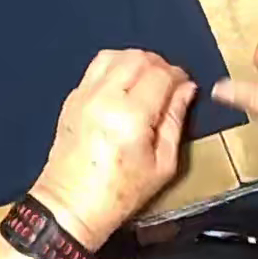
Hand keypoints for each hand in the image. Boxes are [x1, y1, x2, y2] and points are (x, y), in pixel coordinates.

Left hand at [30, 50, 195, 249]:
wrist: (71, 202)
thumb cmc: (121, 191)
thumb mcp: (163, 163)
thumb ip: (175, 119)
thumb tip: (186, 89)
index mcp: (130, 115)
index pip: (160, 74)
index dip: (178, 75)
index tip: (185, 85)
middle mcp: (103, 97)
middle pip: (135, 57)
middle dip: (158, 64)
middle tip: (168, 82)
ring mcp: (82, 94)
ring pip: (112, 55)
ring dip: (133, 61)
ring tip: (146, 81)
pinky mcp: (71, 98)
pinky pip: (94, 69)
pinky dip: (113, 69)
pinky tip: (123, 88)